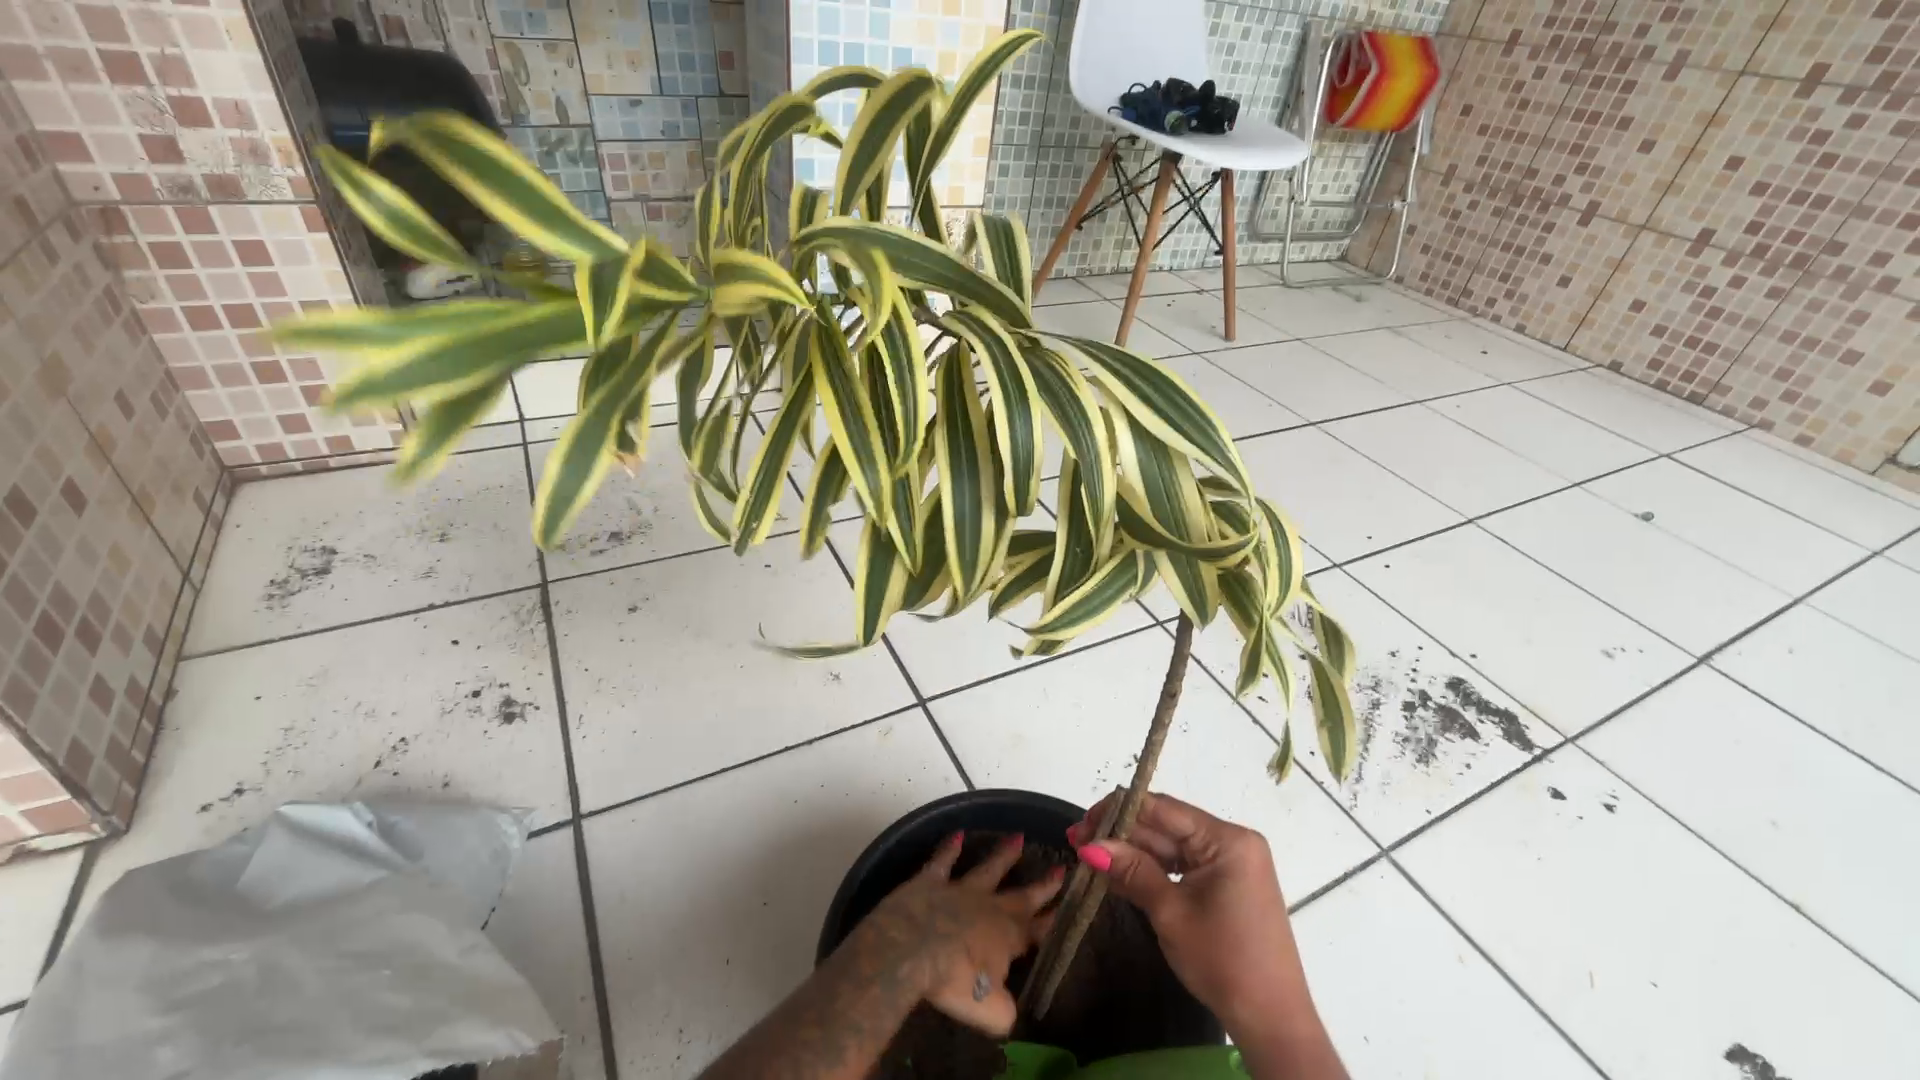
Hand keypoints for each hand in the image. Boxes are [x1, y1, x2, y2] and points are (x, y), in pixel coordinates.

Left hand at [849, 832, 1063, 1035]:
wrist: (910, 949)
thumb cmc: (952, 981)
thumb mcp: (988, 1012)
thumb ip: (1005, 1012)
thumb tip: (1011, 1013)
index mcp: (1008, 938)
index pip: (1037, 929)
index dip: (1052, 921)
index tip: (1067, 908)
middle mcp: (989, 908)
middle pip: (1021, 895)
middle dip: (1042, 886)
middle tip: (1059, 869)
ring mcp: (960, 891)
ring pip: (988, 869)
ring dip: (1003, 855)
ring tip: (1018, 838)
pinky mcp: (931, 882)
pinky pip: (942, 861)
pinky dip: (950, 848)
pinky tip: (957, 834)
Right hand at [1067, 792, 1318, 1051]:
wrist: (1271, 1019)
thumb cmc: (1223, 960)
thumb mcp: (1170, 912)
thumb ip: (1131, 870)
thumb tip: (1089, 845)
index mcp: (1227, 840)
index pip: (1163, 809)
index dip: (1119, 812)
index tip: (1081, 823)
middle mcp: (1232, 843)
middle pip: (1166, 826)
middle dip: (1121, 834)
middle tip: (1075, 842)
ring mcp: (1230, 865)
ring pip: (1171, 847)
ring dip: (1132, 853)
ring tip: (1088, 857)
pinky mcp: (1225, 886)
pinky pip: (1182, 867)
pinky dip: (1151, 871)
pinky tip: (1116, 873)